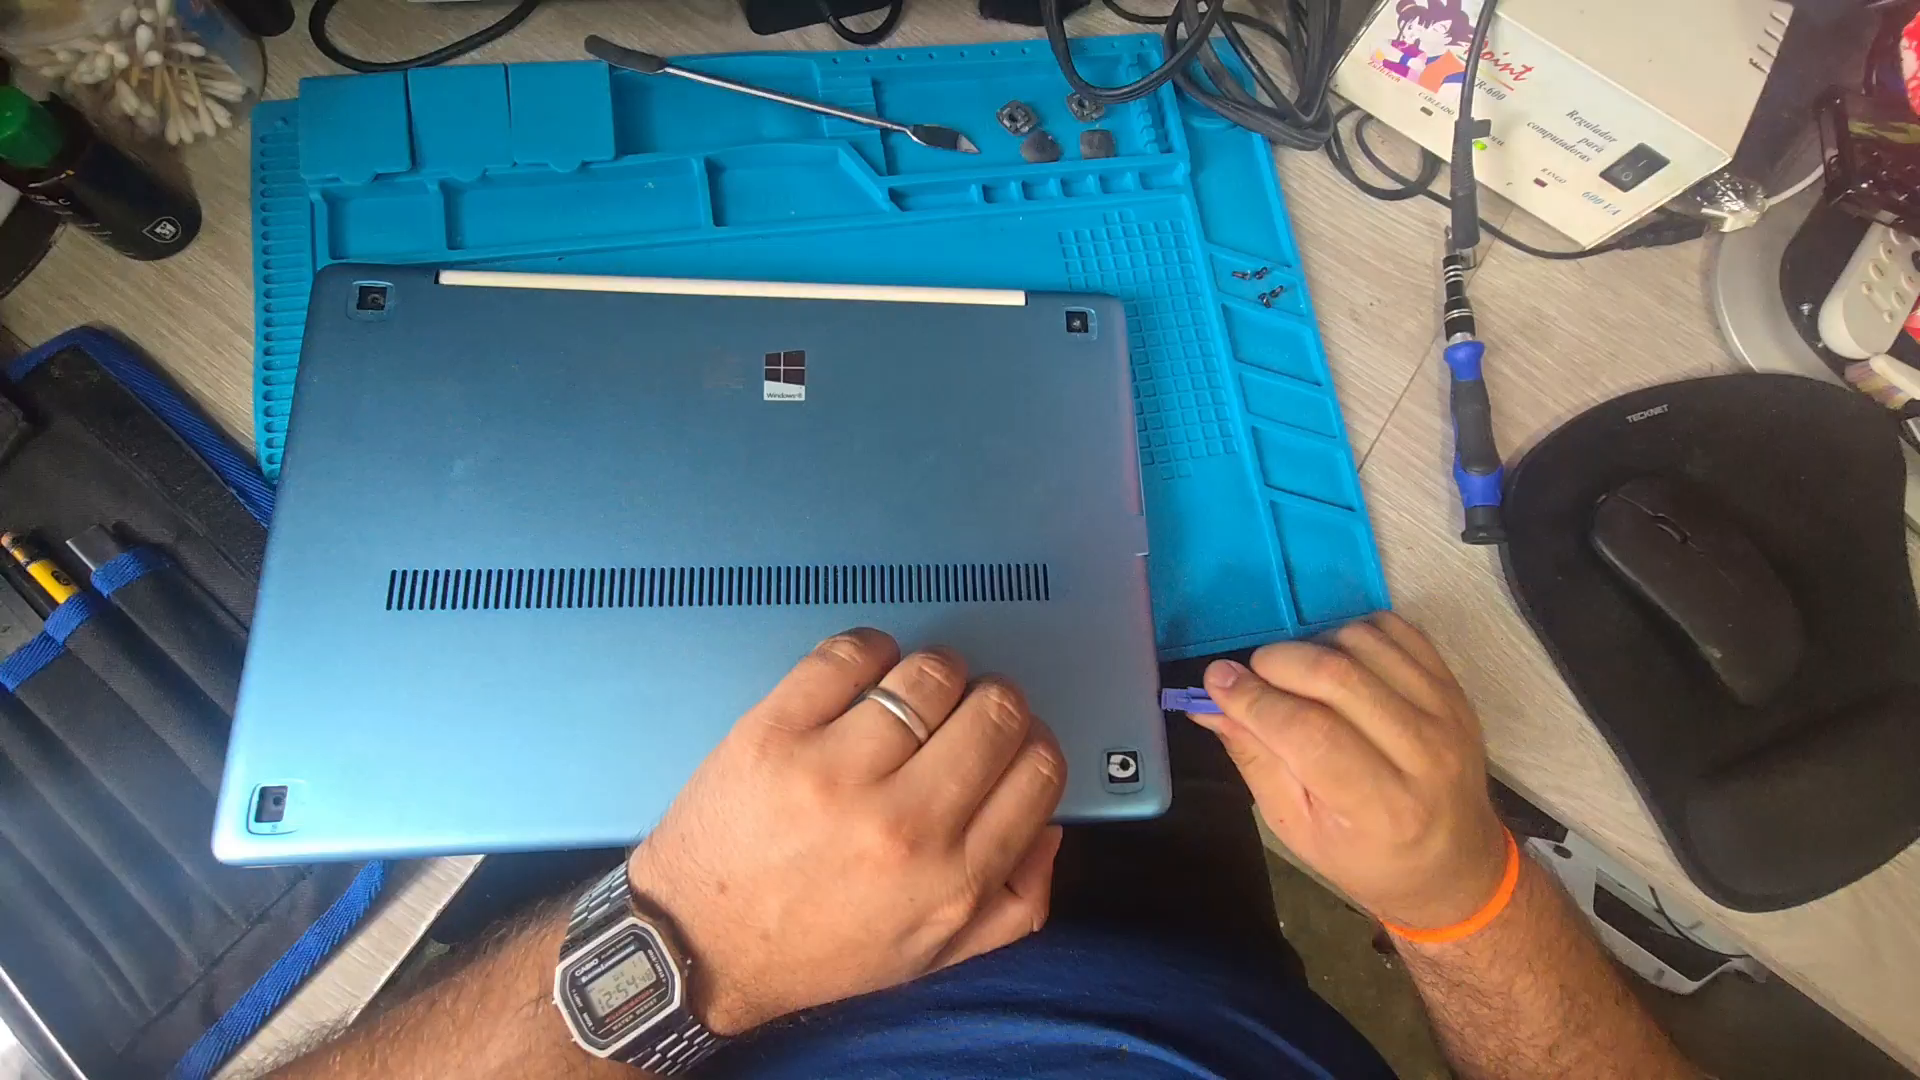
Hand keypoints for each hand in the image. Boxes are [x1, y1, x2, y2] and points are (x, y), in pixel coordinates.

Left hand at [627, 628, 1066, 1034]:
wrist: (699, 946)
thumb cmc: (821, 948)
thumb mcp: (932, 953)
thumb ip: (1015, 903)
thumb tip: (1050, 825)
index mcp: (952, 878)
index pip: (1039, 769)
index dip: (1033, 741)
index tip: (1011, 740)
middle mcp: (904, 824)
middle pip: (995, 710)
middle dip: (992, 701)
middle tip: (964, 714)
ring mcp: (835, 771)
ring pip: (930, 674)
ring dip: (935, 673)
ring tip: (912, 696)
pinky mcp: (776, 731)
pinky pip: (851, 653)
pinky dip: (871, 647)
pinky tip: (867, 672)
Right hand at [1188, 613, 1507, 931]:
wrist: (1455, 864)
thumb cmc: (1364, 856)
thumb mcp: (1295, 825)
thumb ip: (1253, 758)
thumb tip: (1208, 704)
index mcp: (1382, 807)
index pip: (1308, 732)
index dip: (1253, 699)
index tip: (1215, 680)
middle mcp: (1424, 754)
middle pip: (1335, 675)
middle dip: (1273, 663)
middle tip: (1250, 677)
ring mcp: (1446, 714)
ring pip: (1360, 643)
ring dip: (1310, 646)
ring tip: (1296, 677)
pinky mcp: (1453, 687)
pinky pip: (1393, 630)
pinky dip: (1350, 632)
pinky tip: (1335, 661)